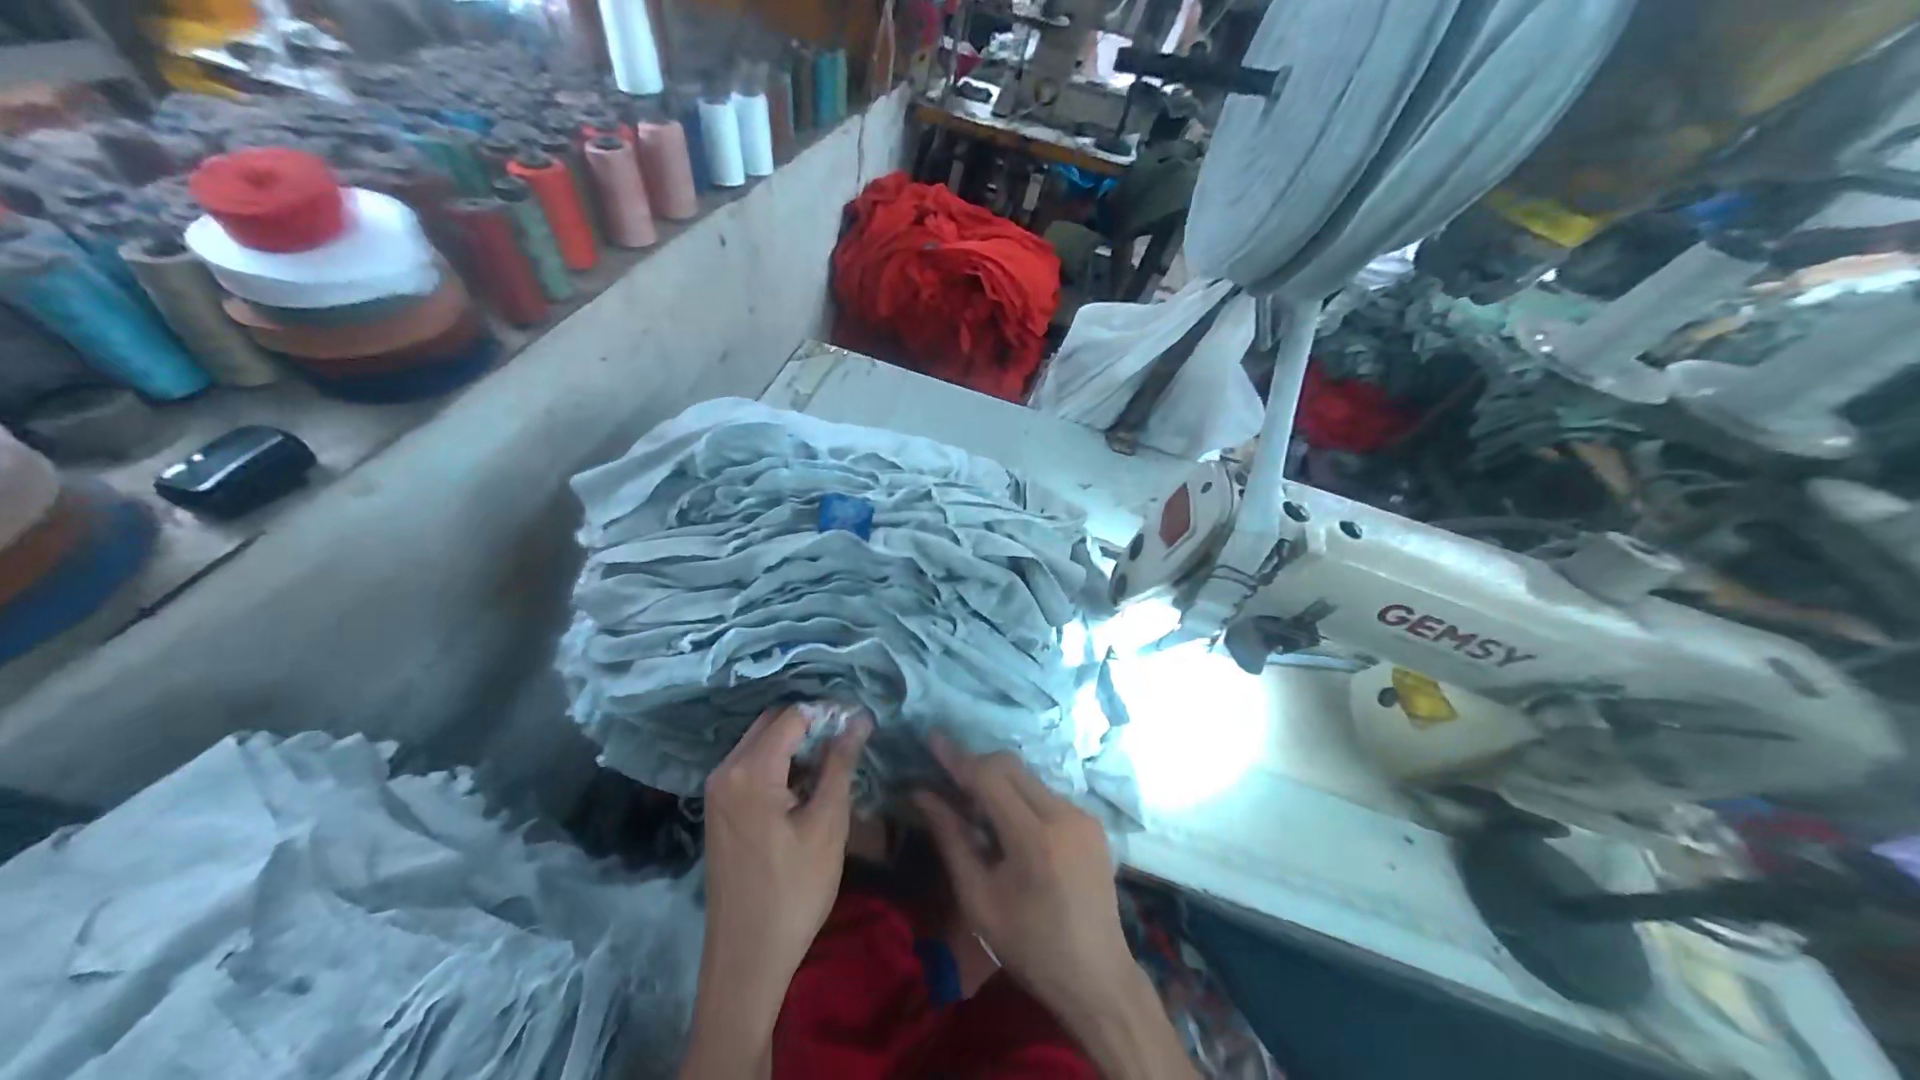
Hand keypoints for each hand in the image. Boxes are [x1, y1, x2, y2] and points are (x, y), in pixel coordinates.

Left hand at [703, 703, 870, 984]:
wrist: (747, 956)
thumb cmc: (795, 890)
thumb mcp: (828, 823)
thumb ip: (840, 763)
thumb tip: (858, 719)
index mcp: (749, 771)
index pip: (792, 715)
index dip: (828, 712)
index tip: (861, 722)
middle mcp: (724, 770)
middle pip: (771, 723)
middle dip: (811, 724)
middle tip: (849, 741)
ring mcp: (716, 790)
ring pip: (760, 743)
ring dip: (795, 744)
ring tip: (833, 763)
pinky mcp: (718, 808)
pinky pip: (750, 765)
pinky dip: (779, 764)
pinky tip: (805, 785)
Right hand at [914, 737, 1135, 1022]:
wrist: (1096, 976)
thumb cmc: (1028, 945)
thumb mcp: (978, 898)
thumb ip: (950, 839)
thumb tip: (922, 795)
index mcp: (1035, 838)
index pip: (989, 777)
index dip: (957, 757)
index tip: (932, 739)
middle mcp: (1065, 815)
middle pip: (1011, 767)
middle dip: (976, 765)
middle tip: (948, 779)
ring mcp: (1084, 816)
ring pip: (1029, 777)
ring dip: (999, 781)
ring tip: (976, 809)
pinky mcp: (1093, 822)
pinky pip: (1047, 794)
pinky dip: (1022, 797)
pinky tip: (1009, 825)